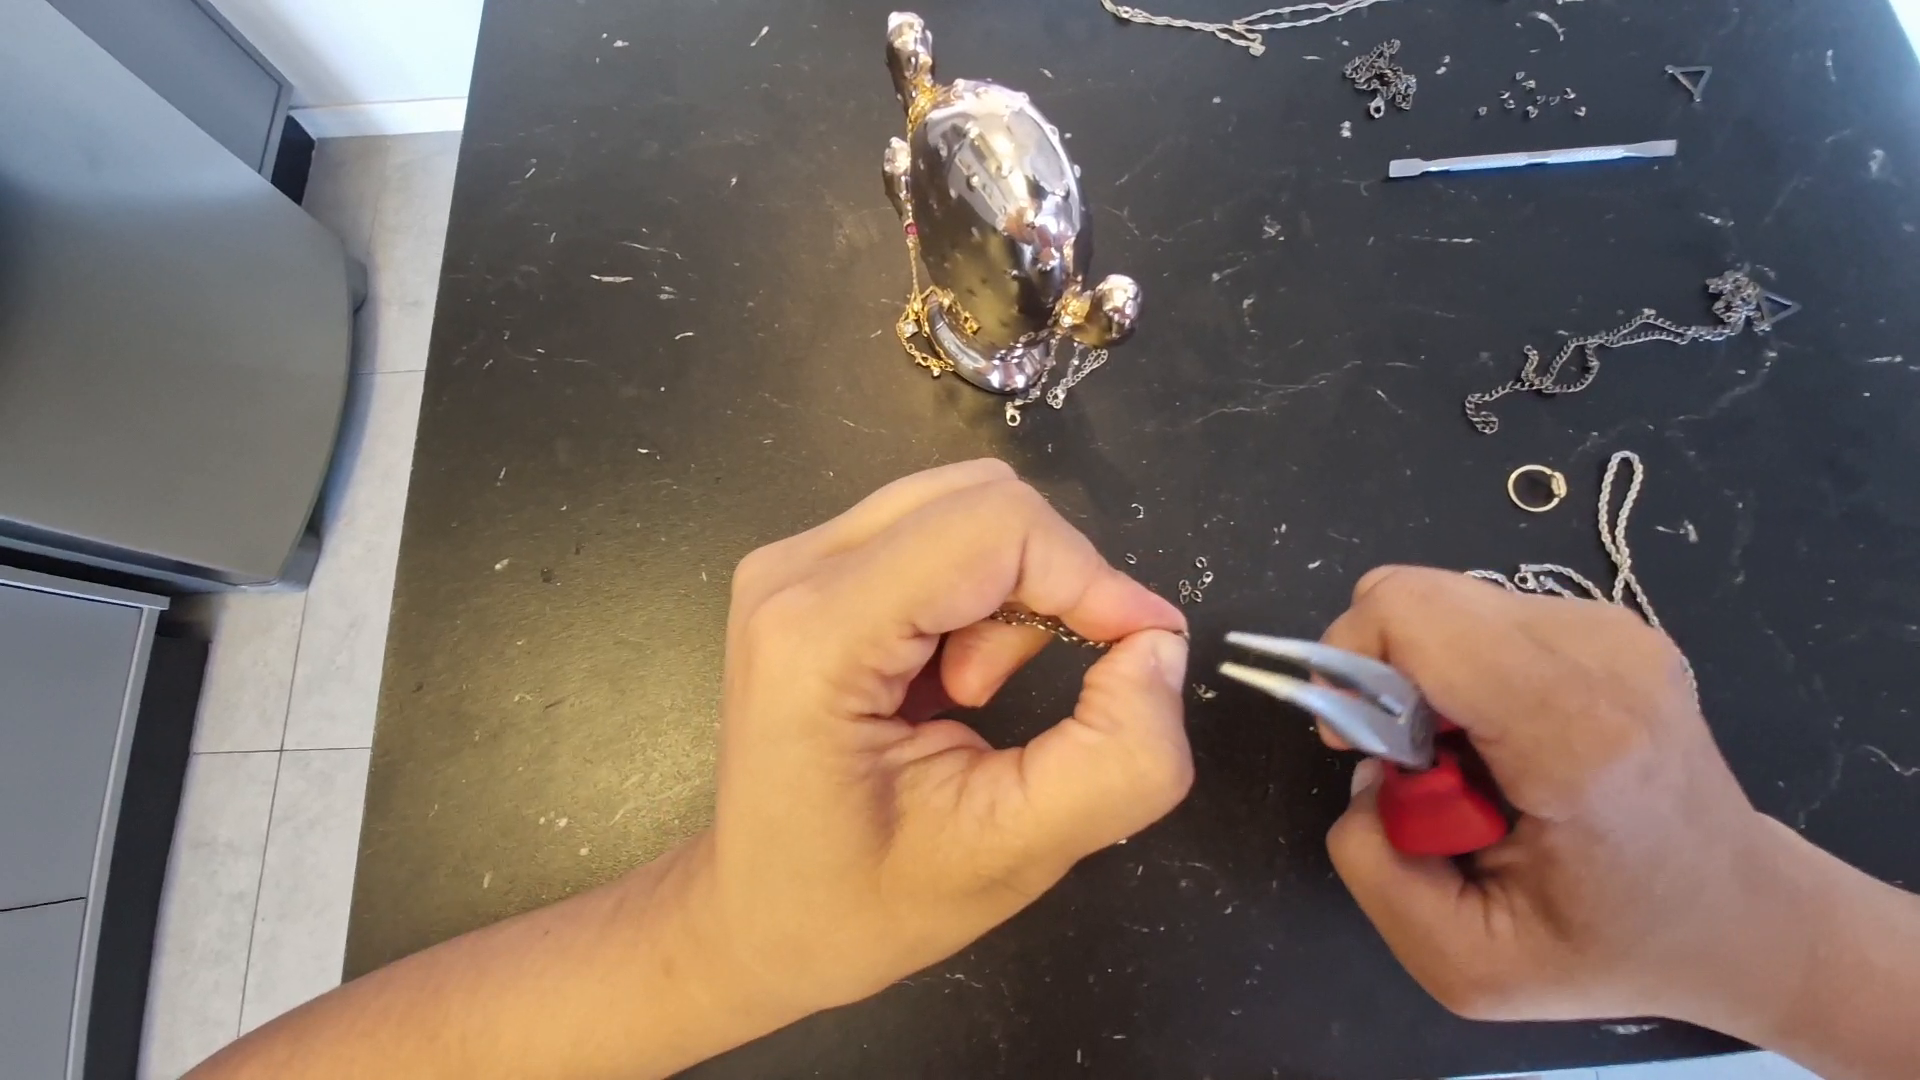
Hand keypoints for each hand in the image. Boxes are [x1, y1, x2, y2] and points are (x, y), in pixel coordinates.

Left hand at [683, 459, 1192, 1017]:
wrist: (753, 912)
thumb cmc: (861, 903)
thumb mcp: (1012, 856)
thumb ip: (1118, 759)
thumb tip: (1159, 643)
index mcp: (819, 636)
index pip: (993, 526)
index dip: (1089, 574)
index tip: (1140, 645)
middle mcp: (794, 570)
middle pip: (982, 500)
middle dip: (1043, 585)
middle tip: (1008, 688)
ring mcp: (792, 560)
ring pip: (962, 506)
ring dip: (1007, 590)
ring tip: (967, 690)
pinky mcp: (806, 567)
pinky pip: (932, 529)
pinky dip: (975, 589)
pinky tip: (941, 671)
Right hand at [1320, 566, 1794, 1026]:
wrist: (1745, 917)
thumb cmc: (1610, 946)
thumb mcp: (1466, 964)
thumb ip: (1373, 869)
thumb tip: (1365, 773)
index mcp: (1576, 738)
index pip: (1417, 618)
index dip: (1350, 658)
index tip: (1353, 735)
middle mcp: (1599, 656)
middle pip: (1411, 596)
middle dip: (1373, 669)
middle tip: (1401, 749)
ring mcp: (1609, 628)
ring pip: (1433, 599)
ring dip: (1412, 670)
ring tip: (1450, 746)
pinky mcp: (1603, 619)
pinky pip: (1468, 609)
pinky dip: (1448, 662)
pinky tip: (1485, 726)